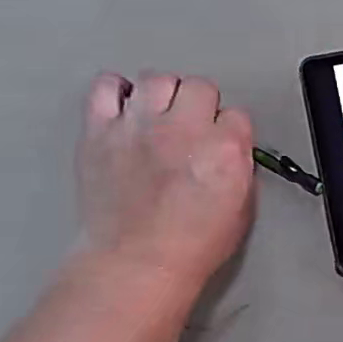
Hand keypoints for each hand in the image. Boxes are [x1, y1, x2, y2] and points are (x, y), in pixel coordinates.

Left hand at [73, 72, 255, 292]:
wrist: (138, 263)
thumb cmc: (191, 245)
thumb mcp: (241, 209)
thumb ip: (239, 168)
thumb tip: (232, 151)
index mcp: (225, 150)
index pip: (236, 114)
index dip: (230, 129)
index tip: (222, 141)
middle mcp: (183, 129)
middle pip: (199, 86)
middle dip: (201, 104)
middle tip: (194, 125)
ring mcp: (138, 126)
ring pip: (157, 78)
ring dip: (165, 94)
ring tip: (162, 115)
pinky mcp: (101, 131)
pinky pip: (107, 86)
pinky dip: (118, 92)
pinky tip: (127, 110)